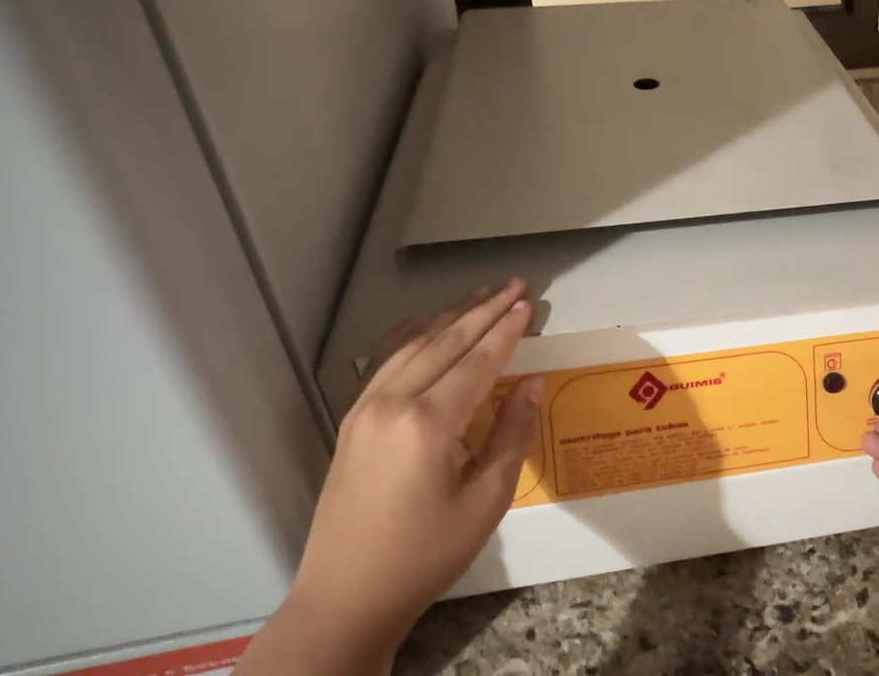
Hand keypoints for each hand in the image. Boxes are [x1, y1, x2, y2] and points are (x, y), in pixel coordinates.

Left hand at [237, 279, 541, 675]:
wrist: (347, 595)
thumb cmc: (425, 554)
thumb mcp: (486, 501)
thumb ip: (512, 434)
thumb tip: (531, 383)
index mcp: (428, 423)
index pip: (477, 360)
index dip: (505, 331)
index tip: (527, 303)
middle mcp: (393, 402)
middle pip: (445, 341)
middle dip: (482, 309)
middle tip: (512, 285)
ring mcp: (366, 407)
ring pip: (414, 343)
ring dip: (451, 316)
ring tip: (481, 295)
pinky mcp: (353, 418)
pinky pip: (387, 360)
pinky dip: (414, 334)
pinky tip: (427, 324)